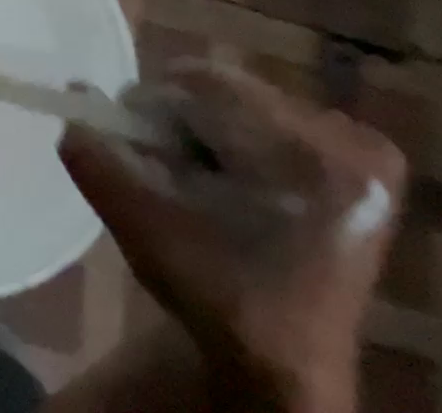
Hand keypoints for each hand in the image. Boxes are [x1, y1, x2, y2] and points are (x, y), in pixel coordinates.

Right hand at [60, 60, 404, 412]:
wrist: (279, 356)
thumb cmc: (212, 289)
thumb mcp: (135, 220)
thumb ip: (95, 154)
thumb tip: (76, 93)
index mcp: (311, 157)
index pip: (202, 84)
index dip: (151, 110)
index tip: (137, 153)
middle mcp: (352, 142)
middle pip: (225, 90)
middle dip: (180, 124)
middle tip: (166, 175)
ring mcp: (366, 151)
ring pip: (243, 101)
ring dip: (203, 133)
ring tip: (198, 187)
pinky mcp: (364, 163)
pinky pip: (269, 119)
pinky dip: (233, 142)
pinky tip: (231, 189)